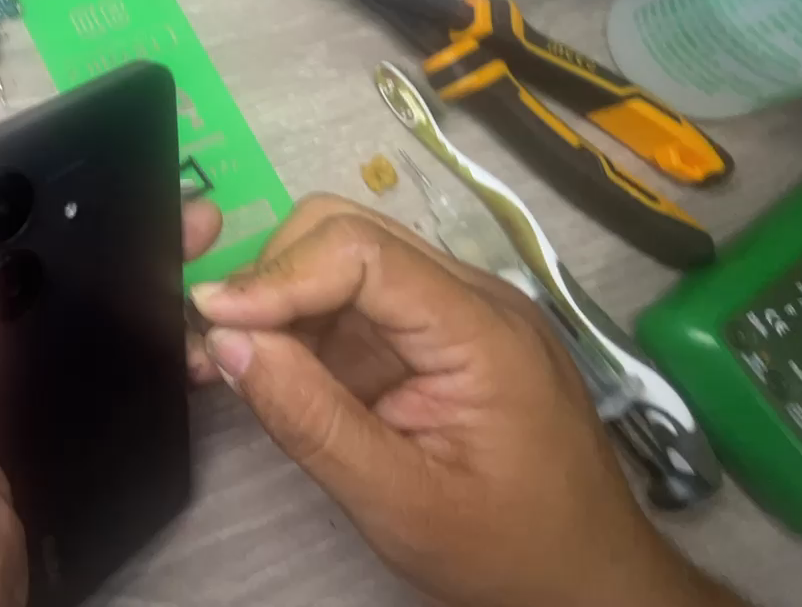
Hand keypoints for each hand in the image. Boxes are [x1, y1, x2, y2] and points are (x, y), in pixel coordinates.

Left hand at [0, 201, 225, 606]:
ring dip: (134, 295)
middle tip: (194, 226)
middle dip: (112, 239)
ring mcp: (8, 397)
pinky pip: (94, 376)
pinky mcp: (42, 437)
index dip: (39, 201)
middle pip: (41, 277)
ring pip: (74, 322)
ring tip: (201, 280)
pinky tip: (181, 355)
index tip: (114, 172)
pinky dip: (138, 357)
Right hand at [192, 195, 740, 606]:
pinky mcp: (420, 325)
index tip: (214, 316)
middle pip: (343, 229)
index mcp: (480, 331)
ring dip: (275, 293)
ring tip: (235, 350)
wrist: (587, 585)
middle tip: (227, 333)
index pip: (361, 251)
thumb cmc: (508, 553)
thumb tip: (224, 341)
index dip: (277, 274)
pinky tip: (269, 360)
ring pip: (333, 251)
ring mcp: (444, 304)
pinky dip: (291, 316)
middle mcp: (464, 294)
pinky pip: (340, 293)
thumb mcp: (400, 505)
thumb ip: (310, 420)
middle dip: (272, 273)